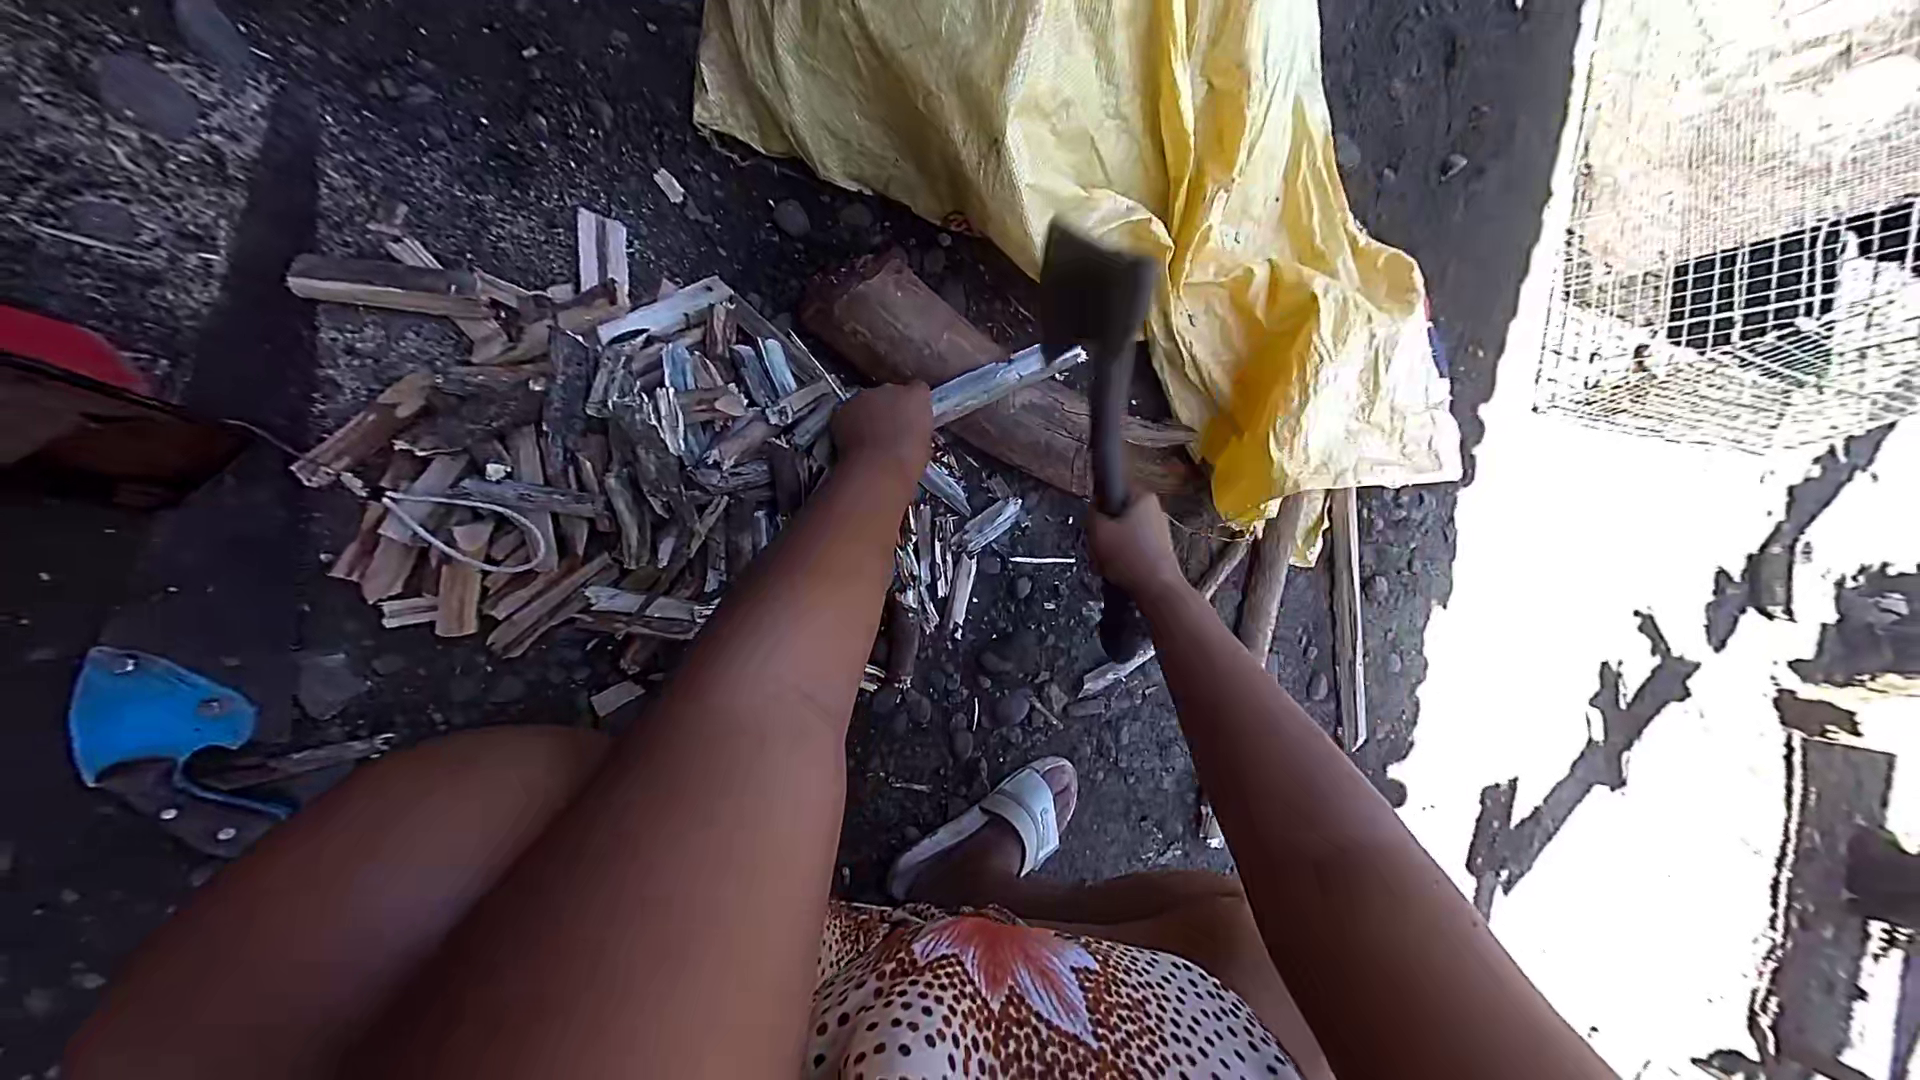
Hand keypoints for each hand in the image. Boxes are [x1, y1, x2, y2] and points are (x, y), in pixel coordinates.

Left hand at [831, 381, 932, 487]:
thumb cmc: (909, 460)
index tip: (911, 418)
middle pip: (890, 393)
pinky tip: (853, 441)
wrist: (878, 468)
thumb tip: (910, 431)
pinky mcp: (843, 408)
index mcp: (916, 396)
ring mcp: (864, 396)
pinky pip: (848, 412)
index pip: (918, 390)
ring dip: (868, 414)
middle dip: (889, 407)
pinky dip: (850, 423)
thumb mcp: (924, 443)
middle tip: (889, 430)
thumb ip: (917, 428)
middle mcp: (890, 389)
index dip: (913, 404)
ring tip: (868, 438)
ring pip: (866, 401)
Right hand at [1086, 494, 1184, 599]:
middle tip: (1099, 543)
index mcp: (1143, 497)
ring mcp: (1156, 531)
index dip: (1098, 504)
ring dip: (1108, 547)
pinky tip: (1116, 569)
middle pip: (1115, 514)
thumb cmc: (1133, 560)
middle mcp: (1153, 511)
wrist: (1156, 590)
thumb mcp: (1097, 530)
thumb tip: (1093, 509)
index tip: (1095, 517)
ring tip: (1106, 560)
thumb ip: (1091, 512)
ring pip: (1120, 533)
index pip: (1112, 488)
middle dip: (1103, 531)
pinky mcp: (1155, 550)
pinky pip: (1129, 548)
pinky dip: (1120, 558)